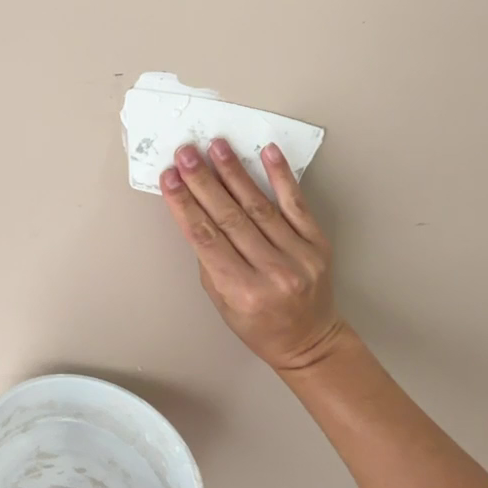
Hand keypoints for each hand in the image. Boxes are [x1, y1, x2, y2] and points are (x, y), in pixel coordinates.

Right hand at [160, 139, 343, 371]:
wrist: (311, 341)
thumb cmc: (258, 325)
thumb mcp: (221, 301)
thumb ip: (210, 257)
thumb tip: (195, 209)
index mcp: (243, 291)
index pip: (206, 238)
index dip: (185, 205)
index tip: (169, 177)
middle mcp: (272, 272)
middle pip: (229, 218)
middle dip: (203, 182)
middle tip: (186, 154)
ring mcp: (299, 256)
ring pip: (259, 206)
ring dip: (234, 172)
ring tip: (216, 146)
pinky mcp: (318, 244)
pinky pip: (297, 204)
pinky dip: (281, 176)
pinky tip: (268, 152)